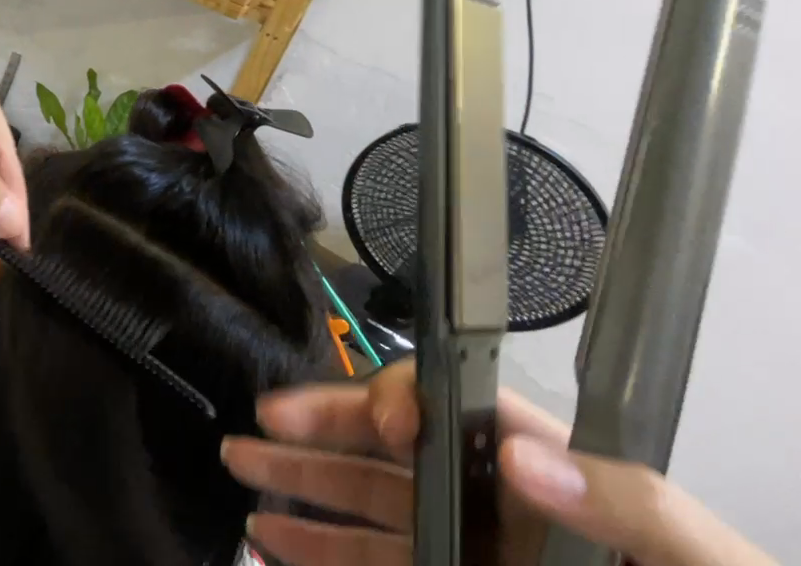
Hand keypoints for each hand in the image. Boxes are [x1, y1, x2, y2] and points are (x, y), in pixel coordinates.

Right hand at [221, 360, 774, 565]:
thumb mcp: (706, 557)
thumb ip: (630, 501)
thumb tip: (524, 461)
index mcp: (540, 472)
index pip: (449, 409)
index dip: (399, 401)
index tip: (382, 426)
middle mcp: (489, 504)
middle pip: (384, 454)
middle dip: (313, 436)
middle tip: (254, 432)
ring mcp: (466, 551)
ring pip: (365, 512)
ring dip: (300, 498)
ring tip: (245, 486)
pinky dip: (319, 556)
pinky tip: (278, 548)